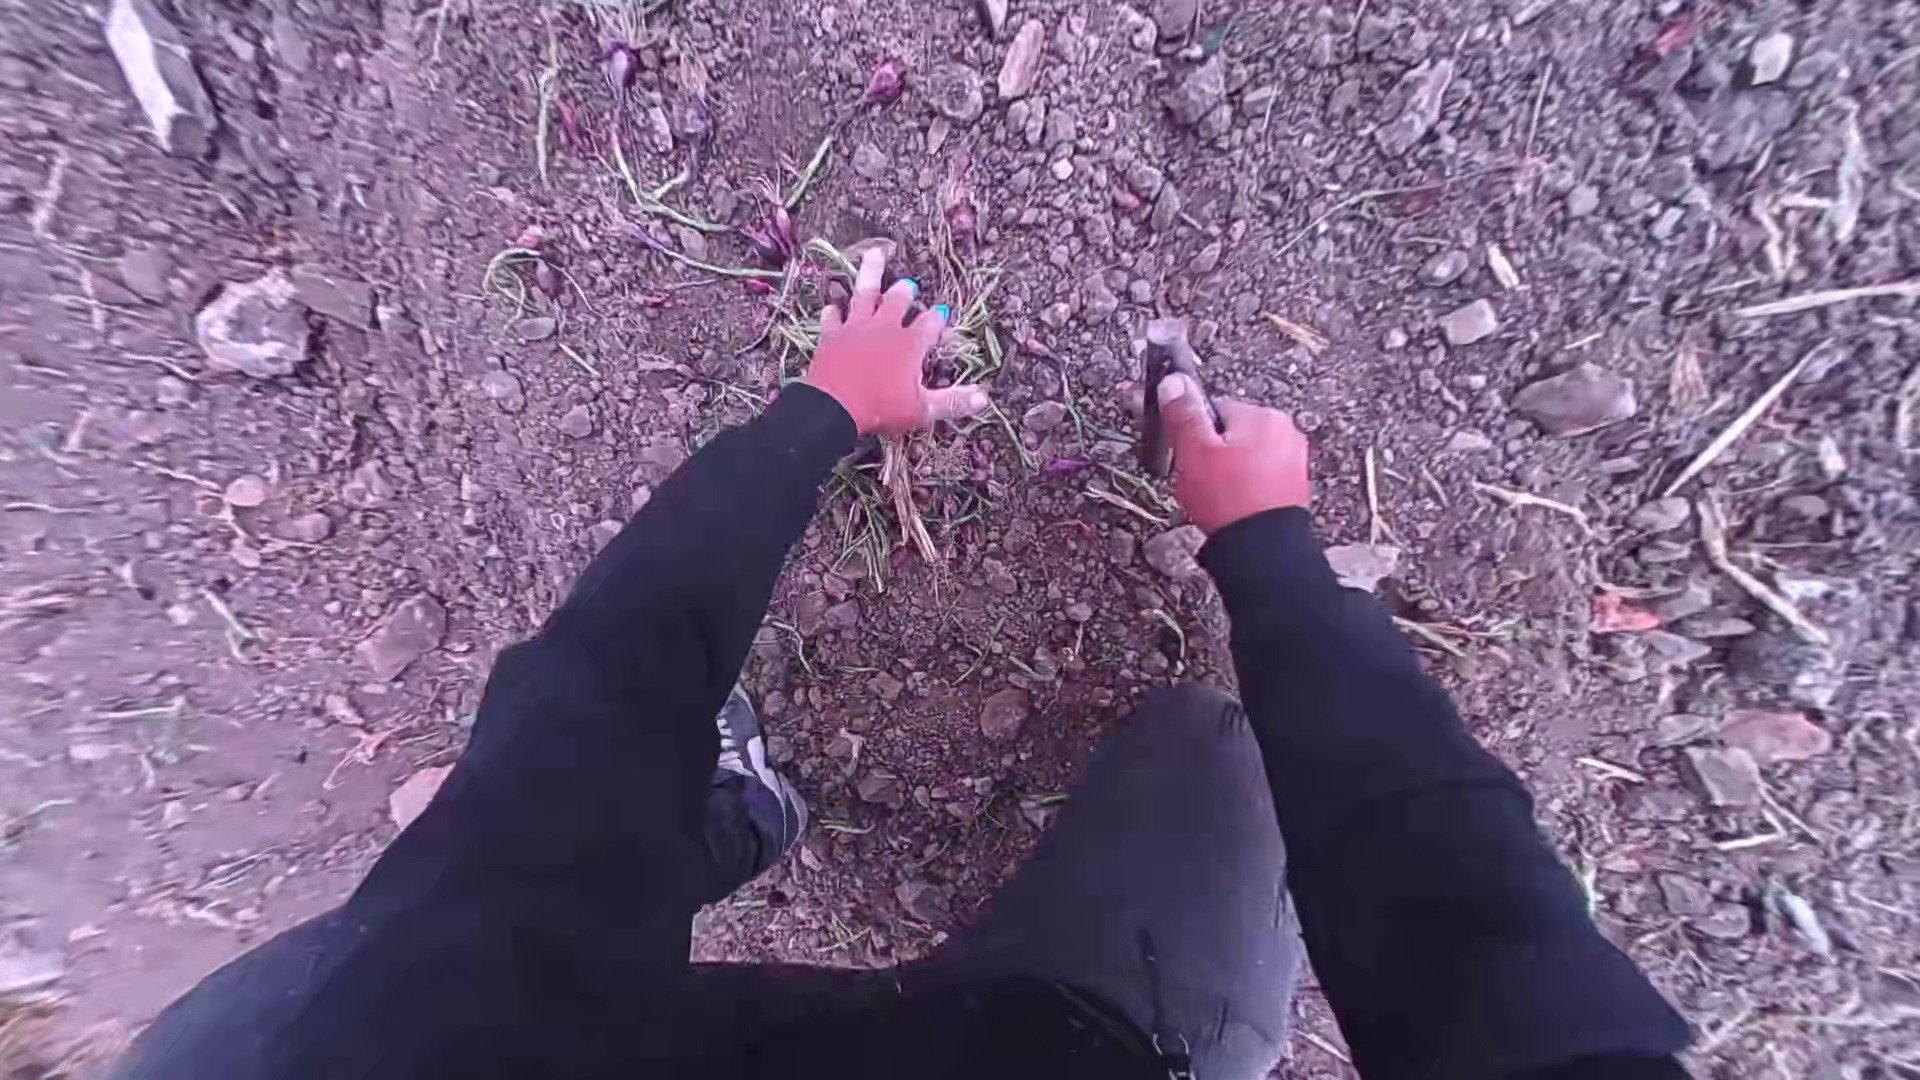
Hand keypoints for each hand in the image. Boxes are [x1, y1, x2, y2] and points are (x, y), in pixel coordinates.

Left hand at [802, 247, 990, 435]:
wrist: (834, 407)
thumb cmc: (881, 408)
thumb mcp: (922, 409)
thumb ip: (952, 401)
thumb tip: (983, 399)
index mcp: (910, 344)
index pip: (930, 324)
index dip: (939, 320)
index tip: (944, 317)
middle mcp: (884, 328)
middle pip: (898, 300)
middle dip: (906, 291)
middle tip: (910, 285)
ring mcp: (856, 328)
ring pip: (865, 293)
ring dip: (871, 274)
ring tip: (875, 254)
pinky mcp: (832, 335)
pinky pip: (833, 317)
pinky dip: (834, 311)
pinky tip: (834, 306)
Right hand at [1158, 373, 1310, 533]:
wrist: (1262, 546)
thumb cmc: (1228, 498)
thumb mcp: (1194, 452)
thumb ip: (1183, 414)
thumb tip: (1173, 381)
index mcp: (1261, 416)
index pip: (1213, 408)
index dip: (1191, 432)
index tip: (1183, 452)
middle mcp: (1284, 430)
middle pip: (1230, 431)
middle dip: (1210, 452)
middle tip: (1197, 477)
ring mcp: (1292, 458)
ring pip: (1243, 455)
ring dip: (1226, 470)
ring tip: (1213, 494)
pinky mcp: (1292, 484)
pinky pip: (1258, 476)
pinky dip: (1242, 486)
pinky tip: (1230, 503)